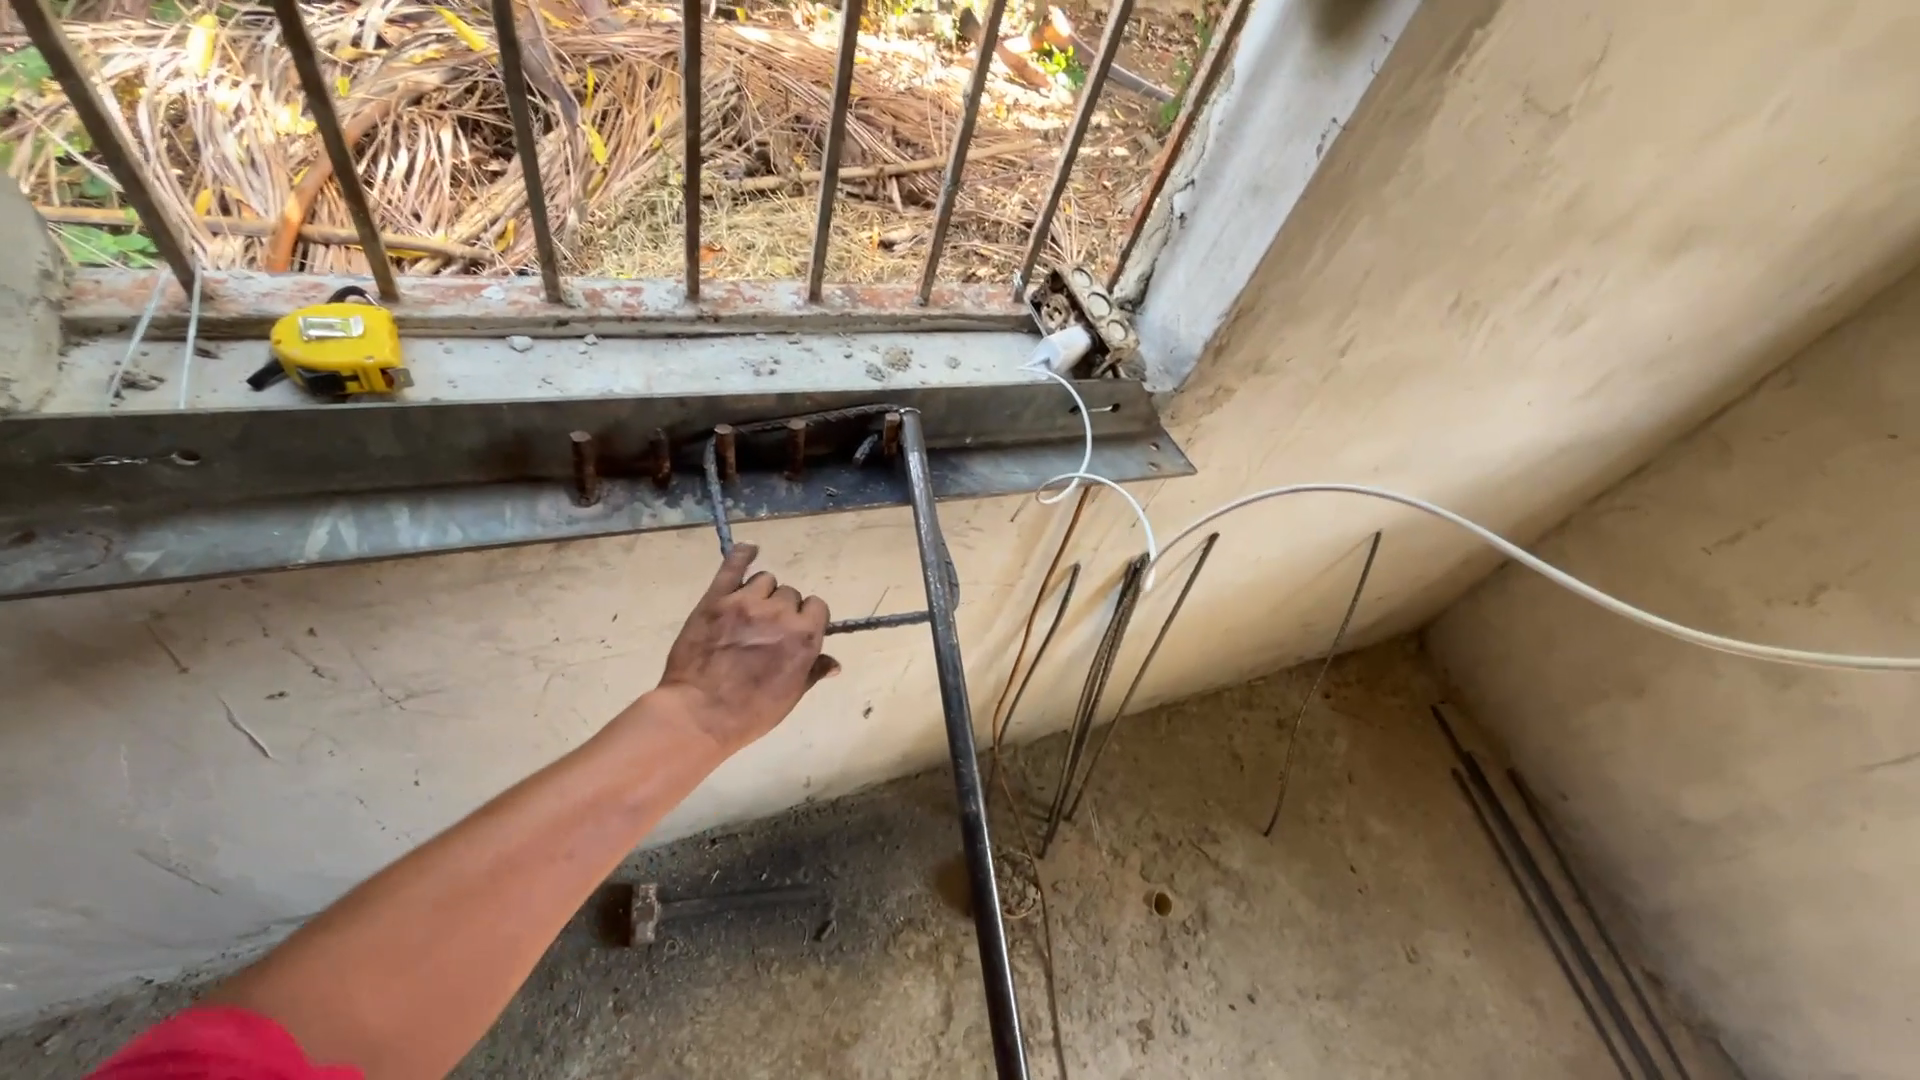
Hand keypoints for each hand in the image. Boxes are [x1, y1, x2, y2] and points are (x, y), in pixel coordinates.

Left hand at [654, 544, 838, 752]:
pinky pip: (733, 566)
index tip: (795, 632)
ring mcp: (746, 602)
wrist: (699, 715)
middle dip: (783, 609)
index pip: (817, 607)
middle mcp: (780, 613)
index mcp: (804, 636)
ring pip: (764, 580)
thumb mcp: (790, 696)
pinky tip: (749, 551)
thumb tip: (834, 664)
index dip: (807, 618)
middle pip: (790, 594)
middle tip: (767, 630)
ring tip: (748, 612)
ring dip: (762, 593)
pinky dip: (742, 555)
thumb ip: (812, 672)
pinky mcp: (716, 599)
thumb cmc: (750, 712)